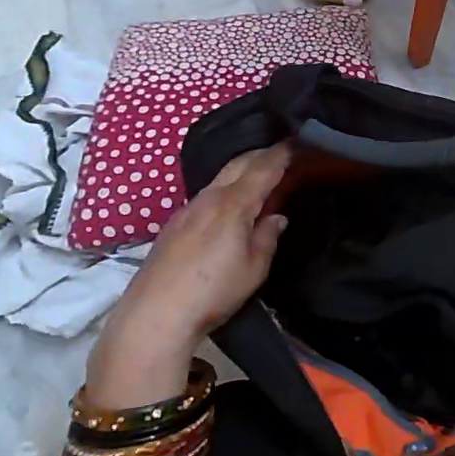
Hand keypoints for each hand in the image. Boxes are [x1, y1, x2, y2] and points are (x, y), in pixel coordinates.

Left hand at [83, 144, 291, 407]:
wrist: (157, 311)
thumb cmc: (213, 291)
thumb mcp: (253, 269)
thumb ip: (267, 237)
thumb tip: (276, 217)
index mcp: (233, 204)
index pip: (262, 169)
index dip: (281, 154)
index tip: (297, 144)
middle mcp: (209, 197)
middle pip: (238, 164)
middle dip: (261, 155)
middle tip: (282, 155)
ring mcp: (188, 208)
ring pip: (220, 178)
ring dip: (241, 171)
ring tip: (259, 177)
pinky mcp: (174, 222)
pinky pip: (206, 194)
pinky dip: (225, 188)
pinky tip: (229, 204)